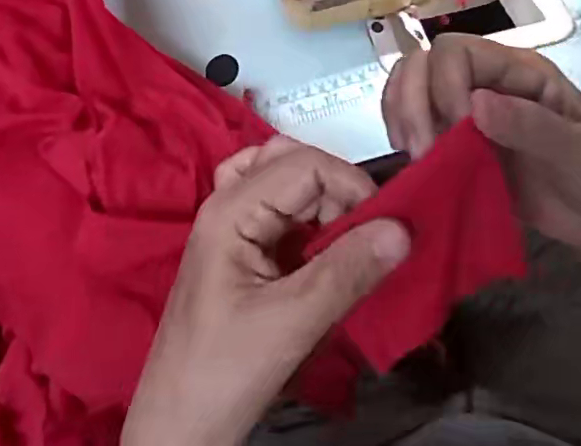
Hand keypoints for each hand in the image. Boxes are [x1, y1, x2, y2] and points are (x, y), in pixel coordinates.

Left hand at [122, 137, 410, 445]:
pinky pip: (279, 204)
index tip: (383, 226)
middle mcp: (228, 201)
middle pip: (294, 161)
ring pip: (287, 177)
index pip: (305, 163)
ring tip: (342, 241)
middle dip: (338, 190)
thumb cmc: (224, 373)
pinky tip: (319, 243)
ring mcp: (231, 220)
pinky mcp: (240, 243)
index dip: (350, 185)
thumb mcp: (291, 324)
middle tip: (362, 237)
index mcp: (231, 209)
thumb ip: (348, 272)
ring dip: (324, 200)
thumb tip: (402, 228)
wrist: (178, 428)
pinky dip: (308, 213)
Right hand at [380, 34, 580, 273]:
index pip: (457, 51)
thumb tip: (476, 104)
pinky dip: (405, 138)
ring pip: (412, 89)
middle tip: (421, 150)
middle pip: (424, 63)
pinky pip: (419, 128)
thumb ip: (534, 126)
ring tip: (414, 154)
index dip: (445, 84)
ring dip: (402, 116)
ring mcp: (470, 115)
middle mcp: (487, 83)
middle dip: (412, 100)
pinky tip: (413, 163)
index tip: (457, 131)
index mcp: (519, 71)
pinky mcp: (461, 148)